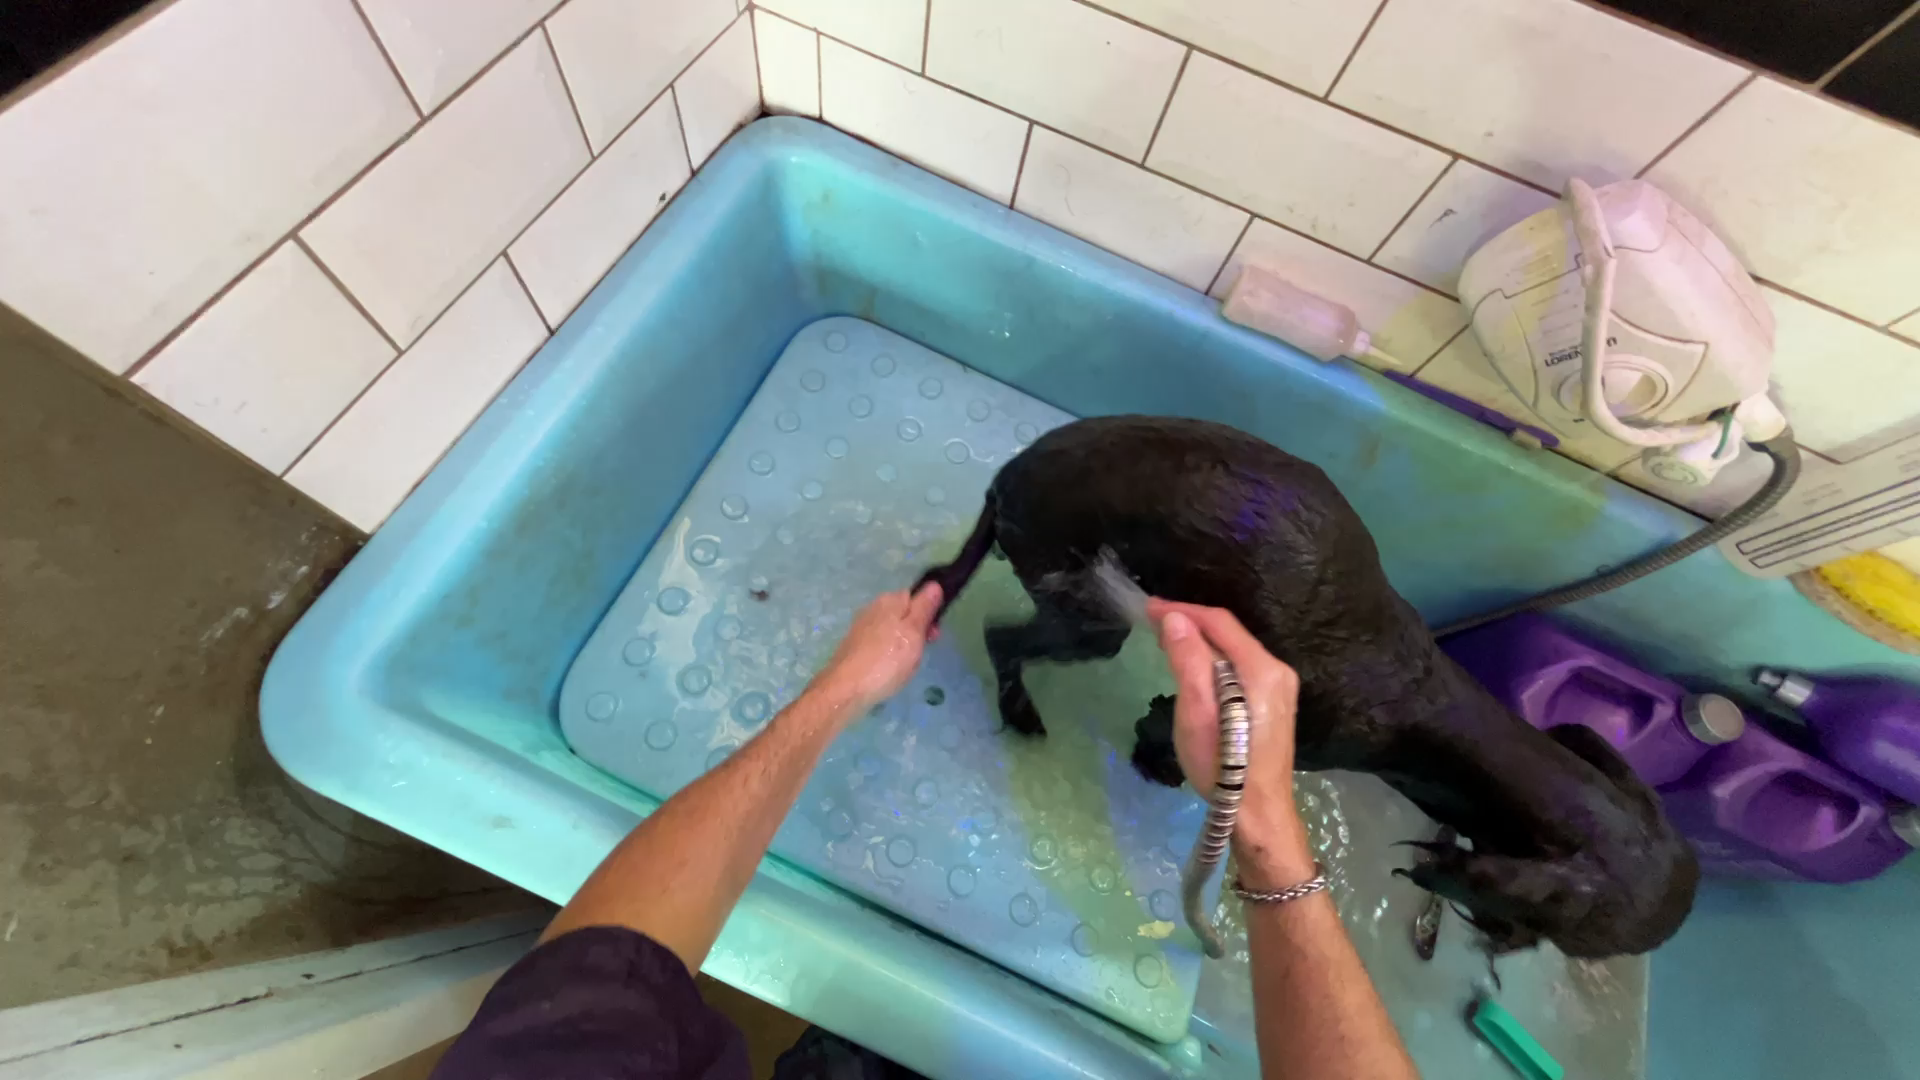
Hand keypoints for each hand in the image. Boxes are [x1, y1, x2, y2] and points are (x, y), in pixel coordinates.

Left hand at [811, 584, 943, 718]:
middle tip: (921, 652)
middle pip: (904, 612)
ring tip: (906, 664)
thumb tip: (935, 585)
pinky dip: (889, 652)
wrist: (847, 689)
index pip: (916, 595)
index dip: (930, 613)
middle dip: (917, 630)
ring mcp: (862, 626)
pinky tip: (889, 668)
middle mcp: (873, 607)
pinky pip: (880, 642)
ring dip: (904, 642)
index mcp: (890, 600)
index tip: (934, 634)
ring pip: (892, 628)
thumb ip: (925, 607)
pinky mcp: (855, 644)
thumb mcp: (914, 632)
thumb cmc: (887, 660)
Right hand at [1147, 600, 1314, 883]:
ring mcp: (1279, 687)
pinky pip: (1239, 665)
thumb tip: (1175, 619)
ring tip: (1166, 640)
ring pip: (1233, 648)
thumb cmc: (1222, 765)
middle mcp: (1277, 670)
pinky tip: (1192, 665)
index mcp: (1261, 669)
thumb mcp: (1196, 712)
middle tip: (1152, 623)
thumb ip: (1189, 660)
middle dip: (1190, 622)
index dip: (1183, 610)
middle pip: (1229, 632)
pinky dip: (1212, 657)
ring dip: (1199, 639)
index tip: (1148, 608)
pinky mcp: (1273, 702)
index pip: (1219, 622)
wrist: (1257, 815)